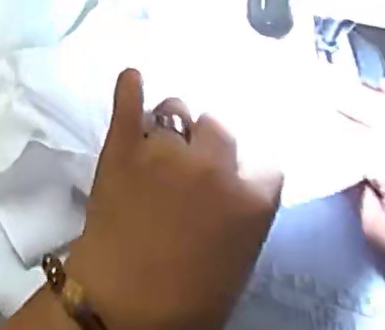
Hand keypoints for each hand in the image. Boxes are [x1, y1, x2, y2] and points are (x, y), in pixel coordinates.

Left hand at [64, 69, 281, 329]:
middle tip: (191, 165)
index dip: (247, 171)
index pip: (264, 163)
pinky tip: (132, 77)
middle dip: (208, 142)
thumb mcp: (237, 263)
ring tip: (158, 140)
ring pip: (175, 107)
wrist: (120, 309)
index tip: (235, 179)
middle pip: (218, 126)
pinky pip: (128, 100)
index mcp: (249, 200)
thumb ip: (243, 214)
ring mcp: (165, 148)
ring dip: (171, 122)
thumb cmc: (187, 302)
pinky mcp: (124, 142)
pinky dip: (129, 86)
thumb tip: (237, 187)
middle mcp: (212, 164)